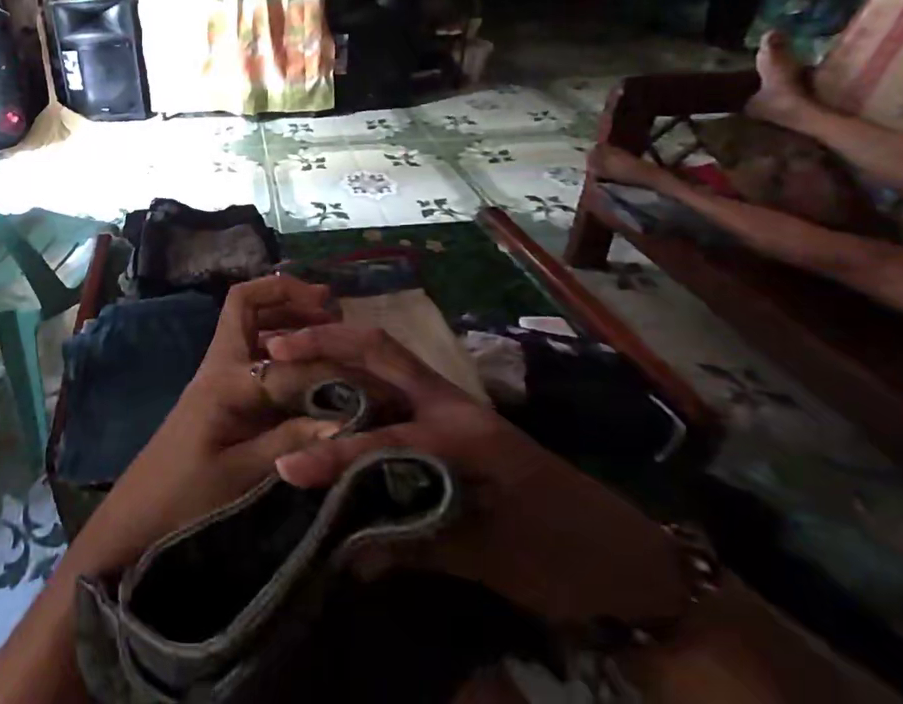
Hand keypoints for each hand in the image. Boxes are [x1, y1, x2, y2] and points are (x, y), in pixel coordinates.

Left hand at [63, 275, 358, 576]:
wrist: (136, 515)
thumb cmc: (183, 498)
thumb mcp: (240, 476)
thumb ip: (289, 442)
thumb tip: (344, 421)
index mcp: (223, 382)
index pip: (283, 356)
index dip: (323, 362)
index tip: (359, 374)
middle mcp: (219, 365)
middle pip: (247, 303)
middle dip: (288, 295)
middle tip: (331, 305)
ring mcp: (218, 374)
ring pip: (250, 320)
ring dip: (285, 310)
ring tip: (327, 320)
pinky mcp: (221, 389)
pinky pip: (253, 346)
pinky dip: (281, 338)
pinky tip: (308, 357)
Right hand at [266, 323, 690, 632]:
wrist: (624, 553)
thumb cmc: (561, 552)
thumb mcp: (490, 559)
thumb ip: (416, 545)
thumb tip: (348, 554)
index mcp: (465, 434)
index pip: (385, 439)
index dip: (334, 456)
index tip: (287, 469)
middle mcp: (455, 407)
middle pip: (385, 355)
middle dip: (330, 344)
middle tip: (278, 344)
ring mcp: (457, 410)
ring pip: (391, 364)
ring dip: (344, 352)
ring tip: (295, 349)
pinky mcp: (458, 424)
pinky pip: (401, 392)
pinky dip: (363, 383)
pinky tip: (336, 392)